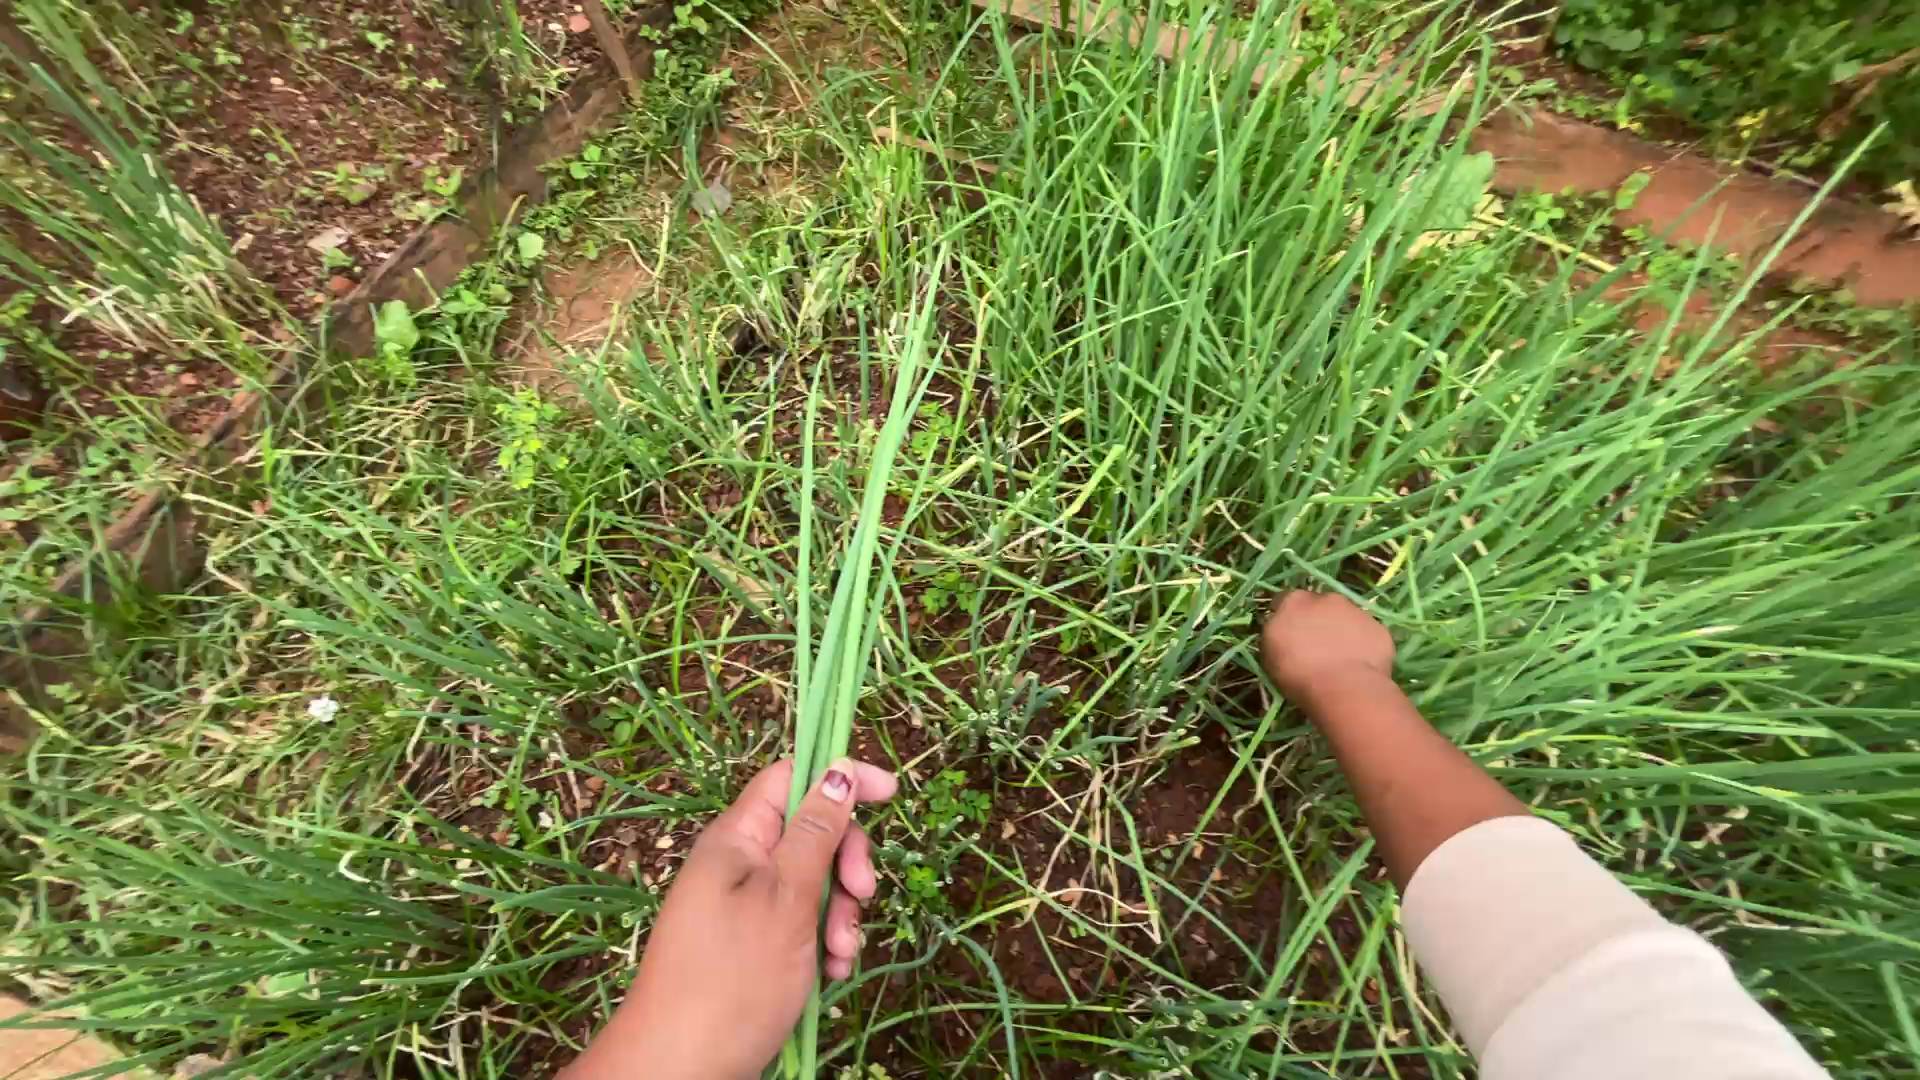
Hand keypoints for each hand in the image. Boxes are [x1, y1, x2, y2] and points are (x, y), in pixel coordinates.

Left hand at [561, 758, 898, 1079]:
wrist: (676, 1079)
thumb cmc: (733, 980)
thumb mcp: (787, 898)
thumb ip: (816, 831)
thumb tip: (837, 769)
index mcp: (738, 837)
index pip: (794, 776)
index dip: (841, 777)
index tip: (890, 793)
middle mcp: (741, 861)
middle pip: (812, 829)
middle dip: (846, 860)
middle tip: (863, 894)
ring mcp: (746, 903)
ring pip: (813, 879)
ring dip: (839, 910)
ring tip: (841, 953)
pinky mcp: (754, 942)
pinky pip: (801, 920)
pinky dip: (823, 940)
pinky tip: (832, 972)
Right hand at [1260, 590, 1395, 705]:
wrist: (1344, 687)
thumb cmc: (1296, 672)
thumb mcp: (1269, 652)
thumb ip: (1276, 632)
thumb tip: (1283, 629)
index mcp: (1294, 601)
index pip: (1284, 600)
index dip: (1285, 616)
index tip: (1286, 633)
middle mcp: (1326, 598)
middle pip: (1318, 604)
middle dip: (1316, 618)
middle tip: (1314, 645)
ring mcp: (1356, 611)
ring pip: (1345, 617)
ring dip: (1340, 629)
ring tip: (1339, 656)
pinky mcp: (1379, 629)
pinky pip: (1366, 634)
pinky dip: (1362, 644)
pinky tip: (1358, 664)